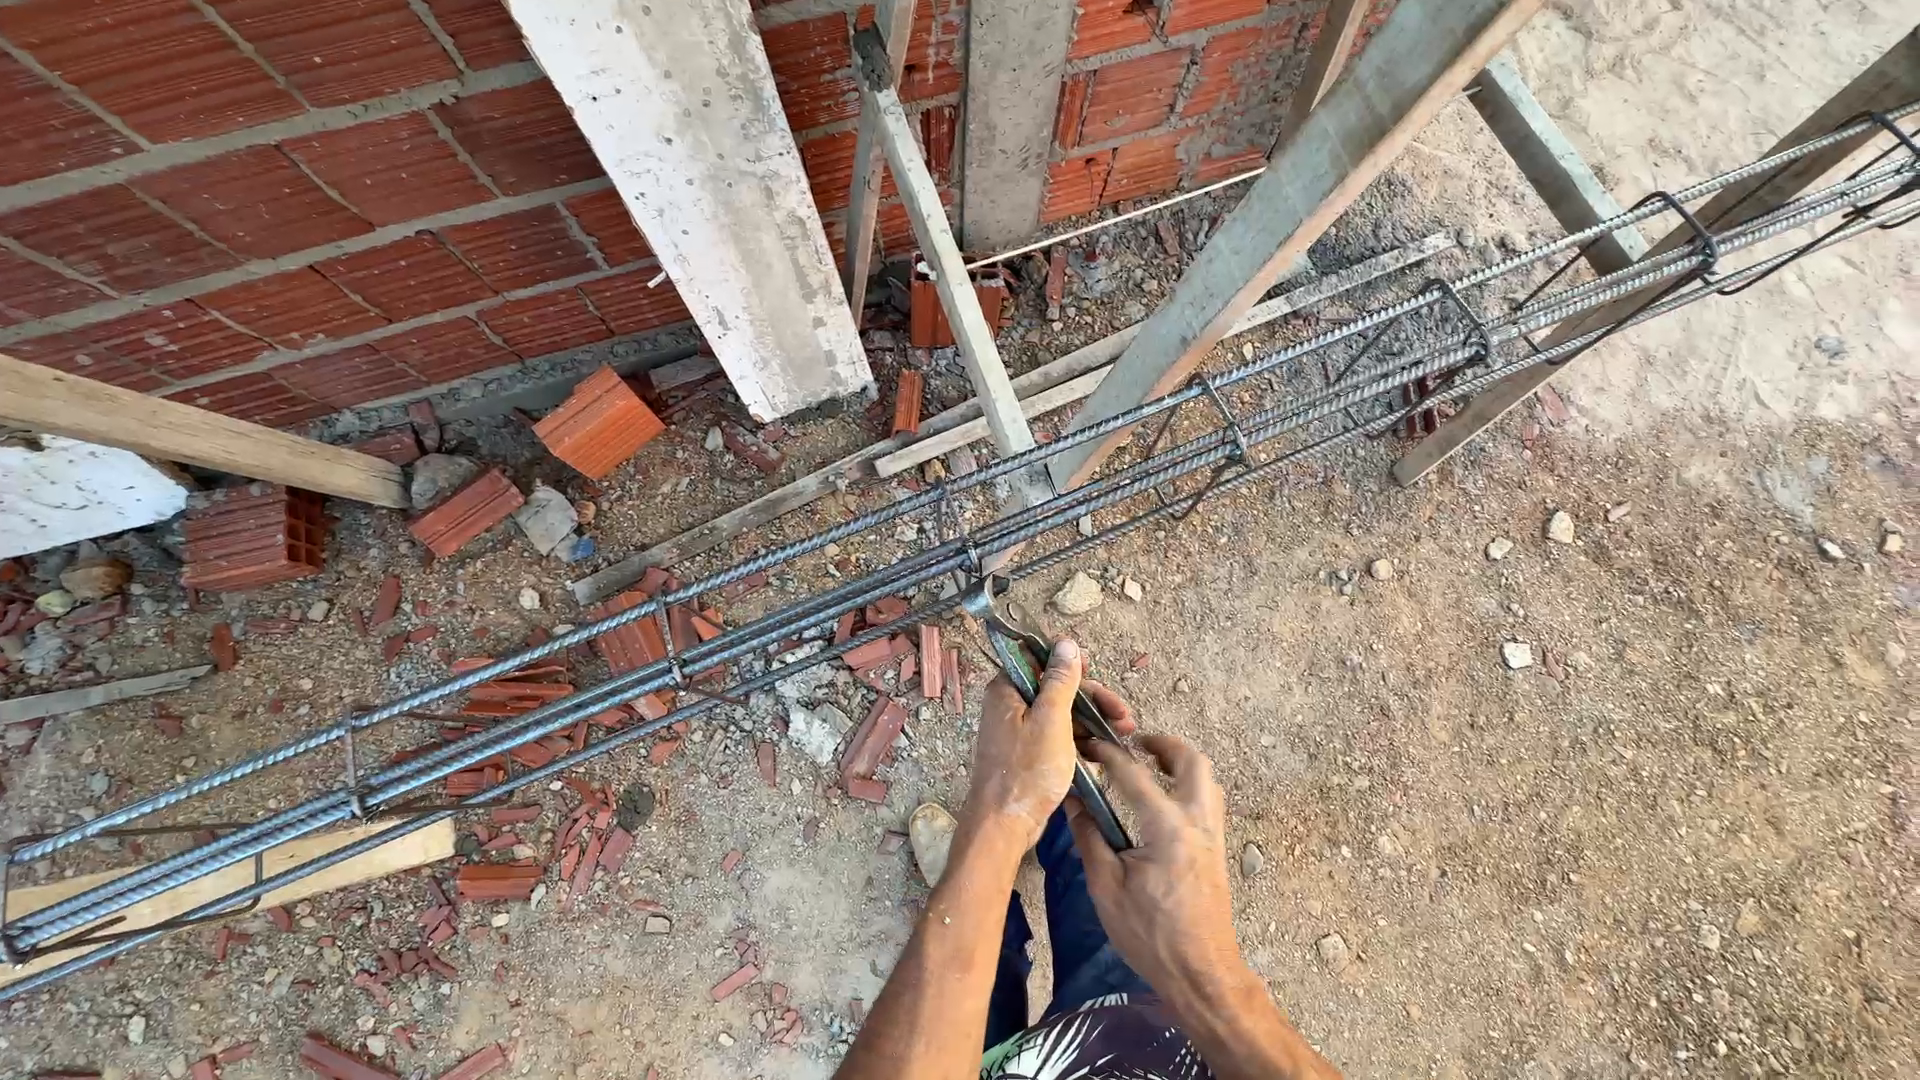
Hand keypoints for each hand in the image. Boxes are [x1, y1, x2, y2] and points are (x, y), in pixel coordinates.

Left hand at [963, 639, 1134, 846]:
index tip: (1094, 671)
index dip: (1067, 661)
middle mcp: (1010, 704)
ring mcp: (1019, 730)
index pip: (1037, 658)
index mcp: (1007, 689)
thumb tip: (1066, 643)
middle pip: (1055, 687)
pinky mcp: (1029, 752)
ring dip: (1091, 719)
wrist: (1005, 824)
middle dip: (1091, 697)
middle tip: (1122, 713)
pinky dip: (1080, 739)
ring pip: (1061, 713)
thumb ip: (1059, 680)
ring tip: (1123, 732)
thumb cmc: (1027, 770)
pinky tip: (1103, 750)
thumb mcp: (1051, 719)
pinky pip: (1058, 735)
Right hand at [1065, 735, 1245, 1003]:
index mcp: (1167, 827)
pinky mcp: (1218, 850)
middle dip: (1163, 743)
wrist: (1203, 975)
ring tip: (1151, 764)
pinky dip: (1189, 784)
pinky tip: (1164, 800)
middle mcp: (1197, 821)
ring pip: (1207, 778)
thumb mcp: (1106, 887)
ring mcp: (1213, 835)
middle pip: (1192, 760)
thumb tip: (1074, 801)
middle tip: (1135, 742)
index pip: (1133, 774)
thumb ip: (1089, 837)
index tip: (1087, 744)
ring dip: (1180, 762)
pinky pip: (1209, 799)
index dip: (1106, 754)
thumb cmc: (1150, 935)